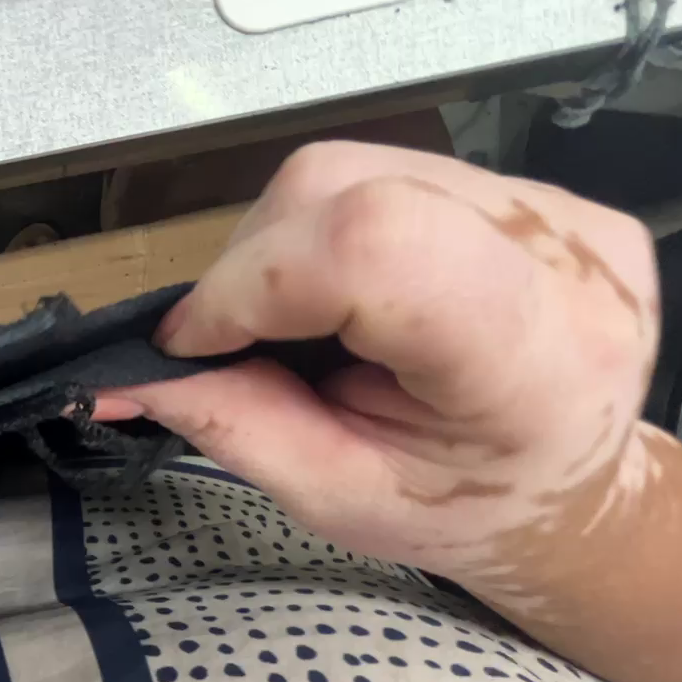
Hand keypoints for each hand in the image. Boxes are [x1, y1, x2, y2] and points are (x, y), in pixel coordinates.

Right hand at [102, 141, 659, 606]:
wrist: (557, 485)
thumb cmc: (446, 511)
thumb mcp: (328, 494)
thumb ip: (230, 426)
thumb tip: (123, 380)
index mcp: (527, 355)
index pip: (370, 249)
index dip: (246, 286)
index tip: (186, 347)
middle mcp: (553, 249)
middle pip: (341, 190)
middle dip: (244, 269)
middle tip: (232, 347)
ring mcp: (544, 201)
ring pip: (342, 170)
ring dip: (270, 250)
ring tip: (285, 328)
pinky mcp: (518, 187)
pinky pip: (369, 175)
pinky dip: (306, 238)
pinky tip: (328, 301)